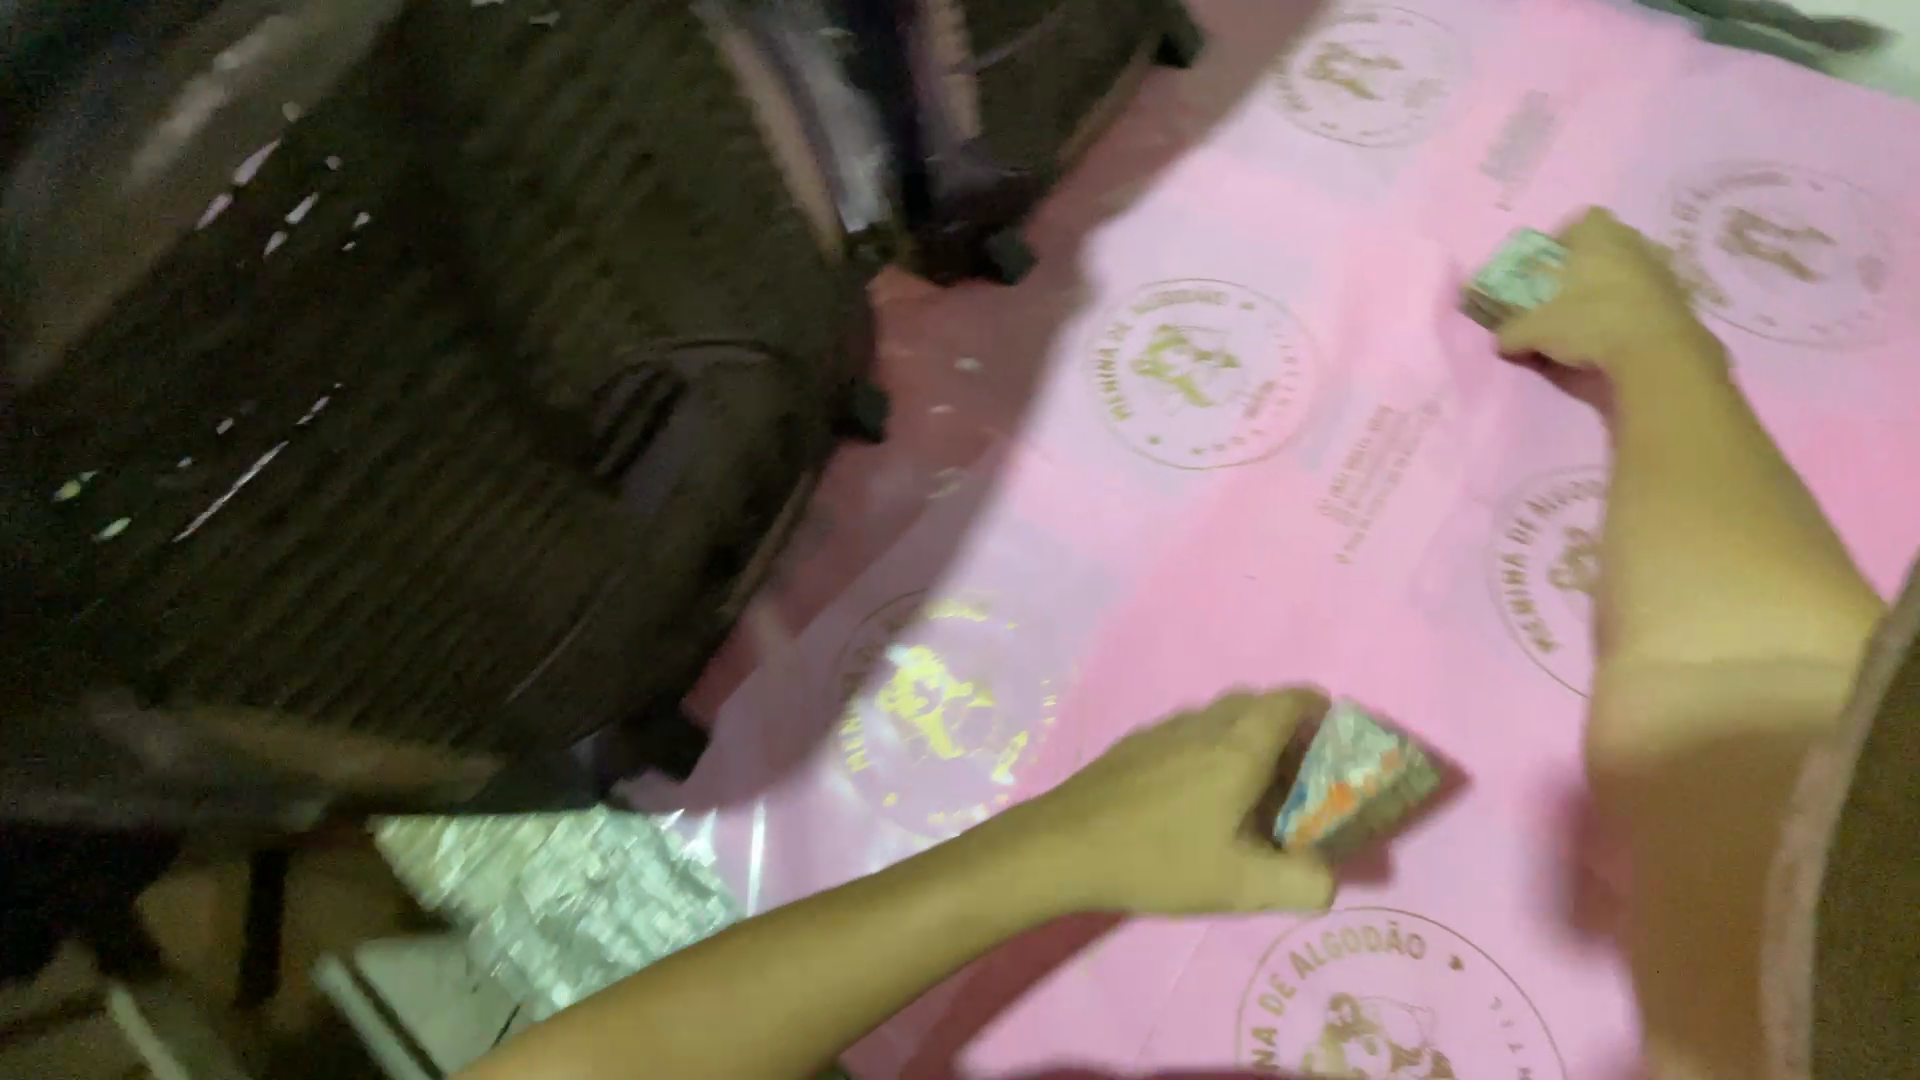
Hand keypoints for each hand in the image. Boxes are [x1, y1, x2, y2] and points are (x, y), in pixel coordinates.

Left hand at [1005, 687, 1335, 914]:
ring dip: (1243, 737)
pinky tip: (1197, 795)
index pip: (1287, 700)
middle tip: (1298, 774)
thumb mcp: (1243, 886)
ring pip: (1216, 717)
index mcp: (1236, 747)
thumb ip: (1304, 881)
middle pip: (1253, 704)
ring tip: (1250, 789)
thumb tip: (1327, 872)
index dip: (1317, 707)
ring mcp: (1161, 730)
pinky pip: (1186, 731)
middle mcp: (1200, 725)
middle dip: (1285, 727)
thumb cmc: (1159, 860)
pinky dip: (1208, 747)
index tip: (1333, 734)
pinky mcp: (1133, 744)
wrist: (1065, 844)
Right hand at [1498, 207, 1723, 382]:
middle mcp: (1634, 243)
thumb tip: (1501, 340)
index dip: (1564, 237)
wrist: (1656, 350)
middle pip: (1607, 241)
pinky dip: (1629, 303)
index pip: (1583, 219)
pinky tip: (1613, 327)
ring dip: (1609, 283)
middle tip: (1562, 290)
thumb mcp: (1531, 332)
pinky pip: (1645, 289)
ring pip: (1628, 265)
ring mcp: (1661, 267)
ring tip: (1588, 312)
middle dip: (1585, 262)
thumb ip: (1510, 333)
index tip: (1547, 263)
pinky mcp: (1678, 294)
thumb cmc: (1589, 322)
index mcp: (1598, 239)